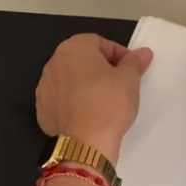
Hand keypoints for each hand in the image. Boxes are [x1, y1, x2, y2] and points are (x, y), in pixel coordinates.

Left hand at [35, 34, 153, 160]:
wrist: (86, 142)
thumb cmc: (109, 102)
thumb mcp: (129, 79)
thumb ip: (135, 62)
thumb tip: (143, 53)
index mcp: (73, 48)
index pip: (99, 42)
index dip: (118, 54)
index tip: (131, 70)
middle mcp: (53, 63)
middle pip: (81, 60)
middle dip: (100, 69)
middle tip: (119, 85)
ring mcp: (44, 88)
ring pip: (70, 81)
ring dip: (85, 86)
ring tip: (104, 102)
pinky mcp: (42, 111)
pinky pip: (62, 102)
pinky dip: (74, 105)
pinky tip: (88, 116)